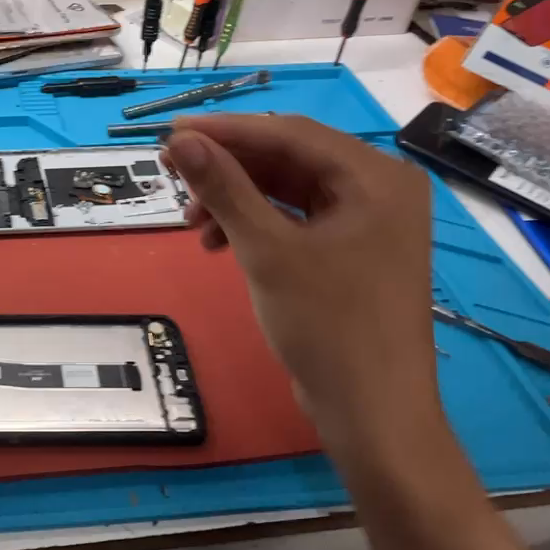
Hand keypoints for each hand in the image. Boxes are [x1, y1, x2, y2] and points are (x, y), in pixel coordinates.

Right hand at [162, 114, 435, 442]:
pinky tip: (217, 243)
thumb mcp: (267, 250)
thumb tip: (177, 141)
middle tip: (173, 174)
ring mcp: (369, 222)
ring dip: (236, 199)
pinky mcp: (354, 250)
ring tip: (191, 221)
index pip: (290, 134)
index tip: (170, 132)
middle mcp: (378, 189)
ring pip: (287, 189)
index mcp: (376, 177)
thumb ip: (223, 188)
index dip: (226, 131)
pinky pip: (296, 218)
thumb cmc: (328, 327)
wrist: (374, 418)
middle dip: (228, 168)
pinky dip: (255, 224)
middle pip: (288, 159)